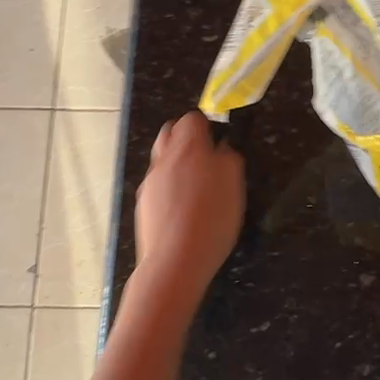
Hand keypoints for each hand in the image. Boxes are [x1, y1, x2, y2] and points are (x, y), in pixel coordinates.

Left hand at [134, 111, 244, 297]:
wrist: (176, 260)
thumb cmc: (212, 220)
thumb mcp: (235, 185)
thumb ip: (228, 158)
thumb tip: (223, 148)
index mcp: (188, 148)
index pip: (193, 118)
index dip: (208, 126)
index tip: (219, 142)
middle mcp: (164, 159)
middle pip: (171, 133)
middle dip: (187, 139)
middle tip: (207, 158)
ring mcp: (150, 182)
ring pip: (162, 160)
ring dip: (177, 164)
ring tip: (195, 186)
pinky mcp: (144, 204)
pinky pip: (158, 186)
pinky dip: (169, 189)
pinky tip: (183, 210)